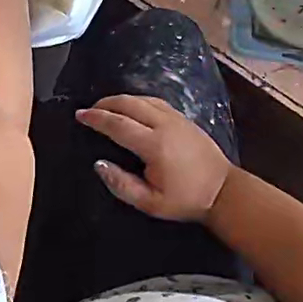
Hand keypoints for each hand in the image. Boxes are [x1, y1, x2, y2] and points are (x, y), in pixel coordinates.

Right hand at [77, 95, 232, 221]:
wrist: (222, 189)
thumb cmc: (185, 199)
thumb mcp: (150, 202)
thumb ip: (121, 184)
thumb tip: (99, 163)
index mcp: (154, 145)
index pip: (118, 124)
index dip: (97, 118)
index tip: (80, 115)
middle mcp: (165, 125)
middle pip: (130, 103)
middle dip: (106, 103)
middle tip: (90, 110)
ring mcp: (177, 118)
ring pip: (144, 99)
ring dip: (122, 100)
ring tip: (106, 107)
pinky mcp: (184, 118)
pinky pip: (156, 102)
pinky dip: (138, 100)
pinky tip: (132, 107)